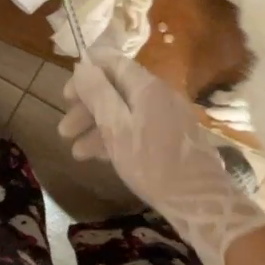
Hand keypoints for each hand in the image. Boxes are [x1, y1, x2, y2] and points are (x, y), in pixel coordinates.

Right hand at [60, 48, 264, 264]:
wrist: (199, 201)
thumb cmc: (152, 162)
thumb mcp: (116, 128)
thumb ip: (98, 94)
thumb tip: (82, 66)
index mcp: (146, 86)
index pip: (111, 62)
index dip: (85, 73)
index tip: (66, 95)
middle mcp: (157, 95)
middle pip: (115, 89)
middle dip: (86, 107)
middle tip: (65, 129)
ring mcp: (166, 117)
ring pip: (123, 112)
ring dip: (96, 127)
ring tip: (75, 150)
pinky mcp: (170, 138)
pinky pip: (136, 128)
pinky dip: (115, 137)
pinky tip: (97, 156)